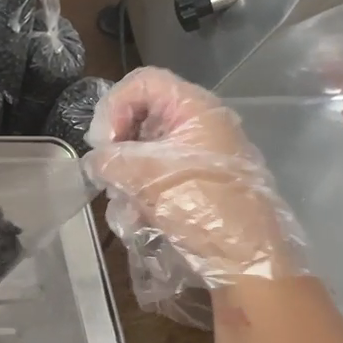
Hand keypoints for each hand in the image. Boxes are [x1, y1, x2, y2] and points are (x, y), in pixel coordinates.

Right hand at [82, 68, 305, 297]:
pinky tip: (141, 216)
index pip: (141, 83)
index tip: (103, 143)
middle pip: (142, 115)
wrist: (246, 259)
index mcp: (195, 109)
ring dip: (127, 174)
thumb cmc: (200, 205)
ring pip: (146, 148)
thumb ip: (108, 158)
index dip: (113, 106)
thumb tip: (97, 161)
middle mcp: (201, 124)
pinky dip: (143, 190)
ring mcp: (202, 154)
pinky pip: (160, 173)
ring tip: (127, 203)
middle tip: (108, 173)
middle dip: (118, 145)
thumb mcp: (144, 176)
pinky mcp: (201, 182)